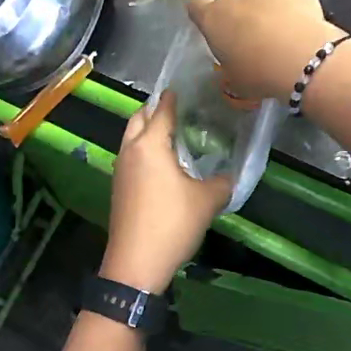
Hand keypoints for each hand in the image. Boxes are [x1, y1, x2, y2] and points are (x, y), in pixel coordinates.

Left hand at [102, 92, 233, 294]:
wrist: (136, 263)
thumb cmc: (172, 224)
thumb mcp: (208, 201)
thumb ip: (223, 181)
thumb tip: (231, 174)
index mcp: (150, 145)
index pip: (163, 109)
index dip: (175, 97)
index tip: (189, 88)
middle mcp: (130, 150)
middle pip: (139, 118)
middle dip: (157, 109)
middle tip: (181, 109)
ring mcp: (120, 170)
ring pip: (131, 138)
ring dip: (148, 130)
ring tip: (174, 133)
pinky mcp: (119, 188)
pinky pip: (131, 157)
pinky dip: (144, 150)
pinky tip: (163, 163)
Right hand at [188, 0, 342, 100]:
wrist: (301, 61)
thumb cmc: (260, 75)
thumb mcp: (234, 78)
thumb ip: (228, 61)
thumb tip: (235, 58)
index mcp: (212, 18)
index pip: (196, 6)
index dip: (205, 14)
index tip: (217, 26)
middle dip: (242, 11)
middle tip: (257, 35)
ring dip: (267, 2)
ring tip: (284, 25)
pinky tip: (298, 9)